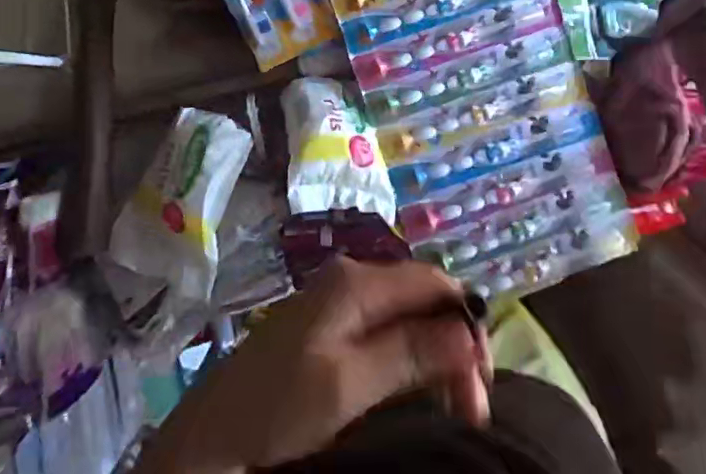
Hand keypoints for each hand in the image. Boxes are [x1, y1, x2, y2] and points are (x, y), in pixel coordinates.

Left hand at [136, 259, 489, 473]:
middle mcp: (352, 278)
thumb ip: (408, 351)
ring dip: (439, 356)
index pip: (432, 283)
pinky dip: (414, 358)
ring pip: (409, 316)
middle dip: (455, 345)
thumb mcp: (349, 382)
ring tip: (458, 408)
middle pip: (423, 299)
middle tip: (474, 408)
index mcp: (355, 281)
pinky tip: (424, 390)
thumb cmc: (281, 402)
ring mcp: (341, 300)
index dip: (467, 323)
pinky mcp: (335, 324)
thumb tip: (469, 330)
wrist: (220, 426)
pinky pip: (389, 329)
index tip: (485, 380)